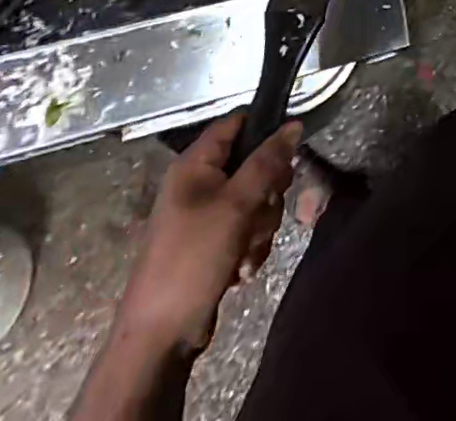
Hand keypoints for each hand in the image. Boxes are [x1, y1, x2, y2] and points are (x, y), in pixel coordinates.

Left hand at [116, 113, 301, 351]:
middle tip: (262, 208)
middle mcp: (200, 183)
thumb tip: (293, 124)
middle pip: (255, 164)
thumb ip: (267, 162)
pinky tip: (241, 267)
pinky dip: (251, 246)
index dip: (266, 129)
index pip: (237, 123)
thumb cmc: (194, 257)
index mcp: (195, 164)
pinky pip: (249, 228)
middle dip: (268, 191)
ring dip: (261, 225)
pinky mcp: (215, 242)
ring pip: (257, 199)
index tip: (290, 151)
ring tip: (245, 249)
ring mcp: (207, 214)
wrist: (162, 333)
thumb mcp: (236, 204)